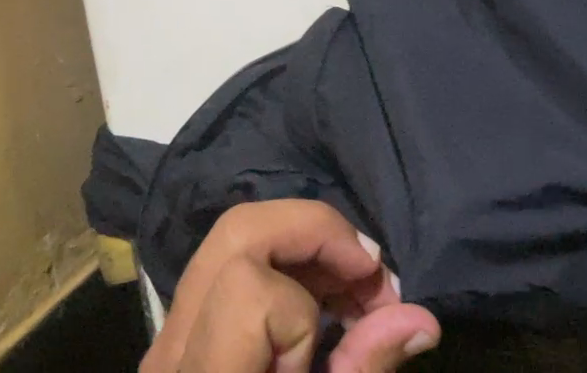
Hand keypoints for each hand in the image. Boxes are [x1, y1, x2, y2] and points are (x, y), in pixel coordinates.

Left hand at [142, 200, 440, 372]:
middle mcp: (170, 354)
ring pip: (229, 242)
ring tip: (355, 288)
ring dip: (304, 246)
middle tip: (370, 272)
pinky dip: (283, 268)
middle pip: (235, 234)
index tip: (334, 355)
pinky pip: (227, 272)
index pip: (245, 289)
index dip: (300, 311)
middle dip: (315, 233)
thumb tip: (419, 316)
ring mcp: (167, 346)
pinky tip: (322, 304)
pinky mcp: (178, 346)